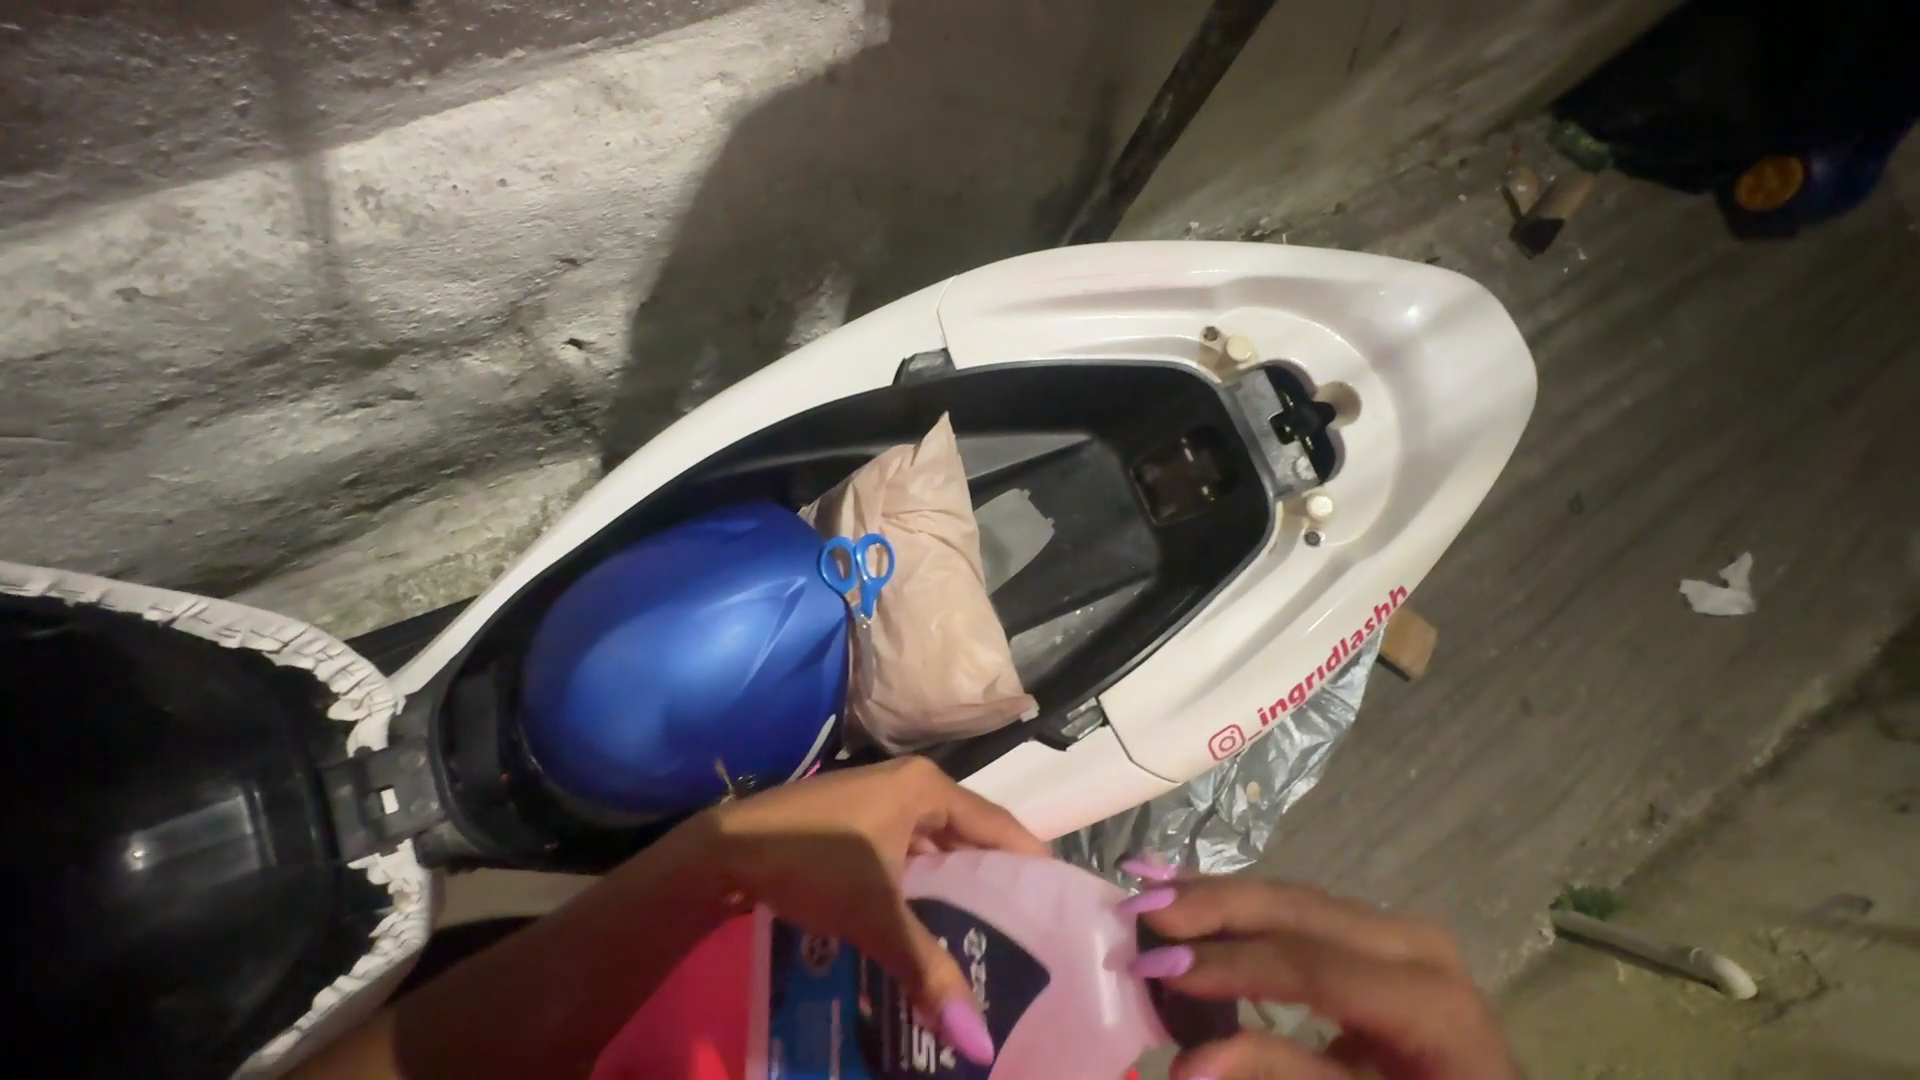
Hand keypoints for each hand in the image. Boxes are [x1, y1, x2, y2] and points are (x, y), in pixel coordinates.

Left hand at [687, 757, 1047, 1065]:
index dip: (1031, 866)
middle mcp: (911, 785)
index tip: (1061, 910)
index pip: (1000, 826)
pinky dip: (921, 887)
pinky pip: (907, 853)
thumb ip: (928, 972)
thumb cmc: (814, 862)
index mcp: (928, 788)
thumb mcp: (876, 916)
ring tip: (985, 942)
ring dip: (954, 890)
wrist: (725, 850)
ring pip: (935, 848)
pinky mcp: (857, 821)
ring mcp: (881, 801)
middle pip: (970, 837)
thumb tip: (979, 1043)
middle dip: (994, 885)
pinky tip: (928, 927)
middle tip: (1026, 938)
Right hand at [1118, 874, 1519, 1078]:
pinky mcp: (1374, 931)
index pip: (1311, 968)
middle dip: (1213, 907)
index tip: (1158, 967)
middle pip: (1297, 912)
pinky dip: (1239, 903)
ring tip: (1150, 890)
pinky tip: (1191, 890)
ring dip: (1217, 897)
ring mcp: (1395, 930)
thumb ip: (1279, 1077)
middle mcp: (1414, 946)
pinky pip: (1298, 908)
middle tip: (1141, 908)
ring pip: (1291, 898)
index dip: (1231, 965)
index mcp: (1427, 1001)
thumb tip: (1184, 1067)